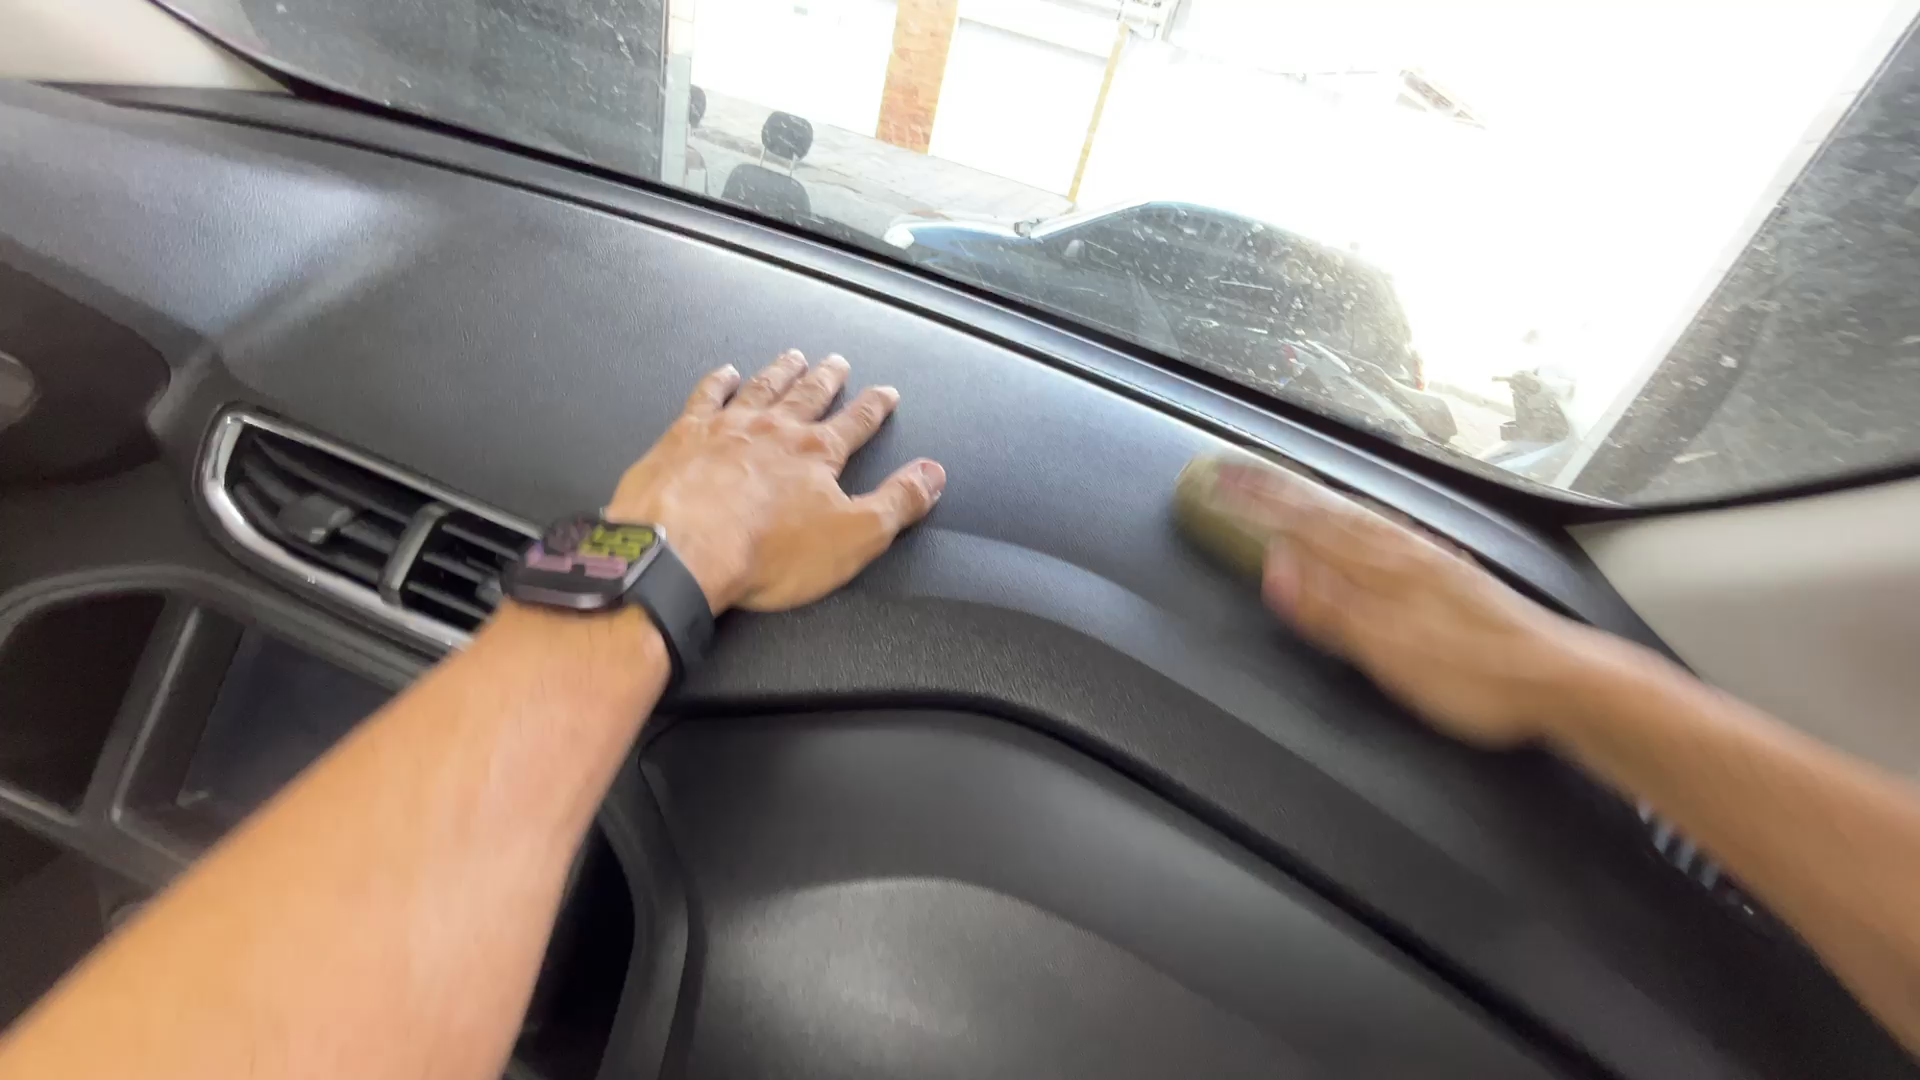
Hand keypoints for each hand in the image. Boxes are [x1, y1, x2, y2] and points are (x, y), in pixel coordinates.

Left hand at [605, 349, 945, 612]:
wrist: (684, 551)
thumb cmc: (768, 550)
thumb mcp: (855, 536)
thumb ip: (898, 502)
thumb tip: (933, 474)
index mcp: (817, 454)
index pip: (856, 423)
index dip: (874, 407)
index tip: (885, 392)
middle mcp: (775, 430)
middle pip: (808, 395)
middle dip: (827, 379)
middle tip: (837, 362)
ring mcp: (727, 428)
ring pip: (762, 387)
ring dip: (781, 371)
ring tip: (793, 356)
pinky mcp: (684, 437)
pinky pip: (705, 397)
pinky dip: (718, 382)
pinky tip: (725, 373)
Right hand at [1215, 462, 1614, 746]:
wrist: (1564, 681)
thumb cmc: (1475, 676)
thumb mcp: (1389, 653)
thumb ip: (1328, 609)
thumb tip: (1275, 568)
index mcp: (1378, 570)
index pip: (1300, 527)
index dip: (1255, 505)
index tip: (1219, 484)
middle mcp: (1398, 553)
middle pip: (1322, 511)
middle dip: (1273, 489)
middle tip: (1237, 469)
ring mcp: (1423, 557)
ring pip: (1352, 513)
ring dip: (1309, 495)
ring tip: (1283, 480)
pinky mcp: (1444, 568)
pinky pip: (1384, 525)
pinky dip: (1356, 511)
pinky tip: (1360, 513)